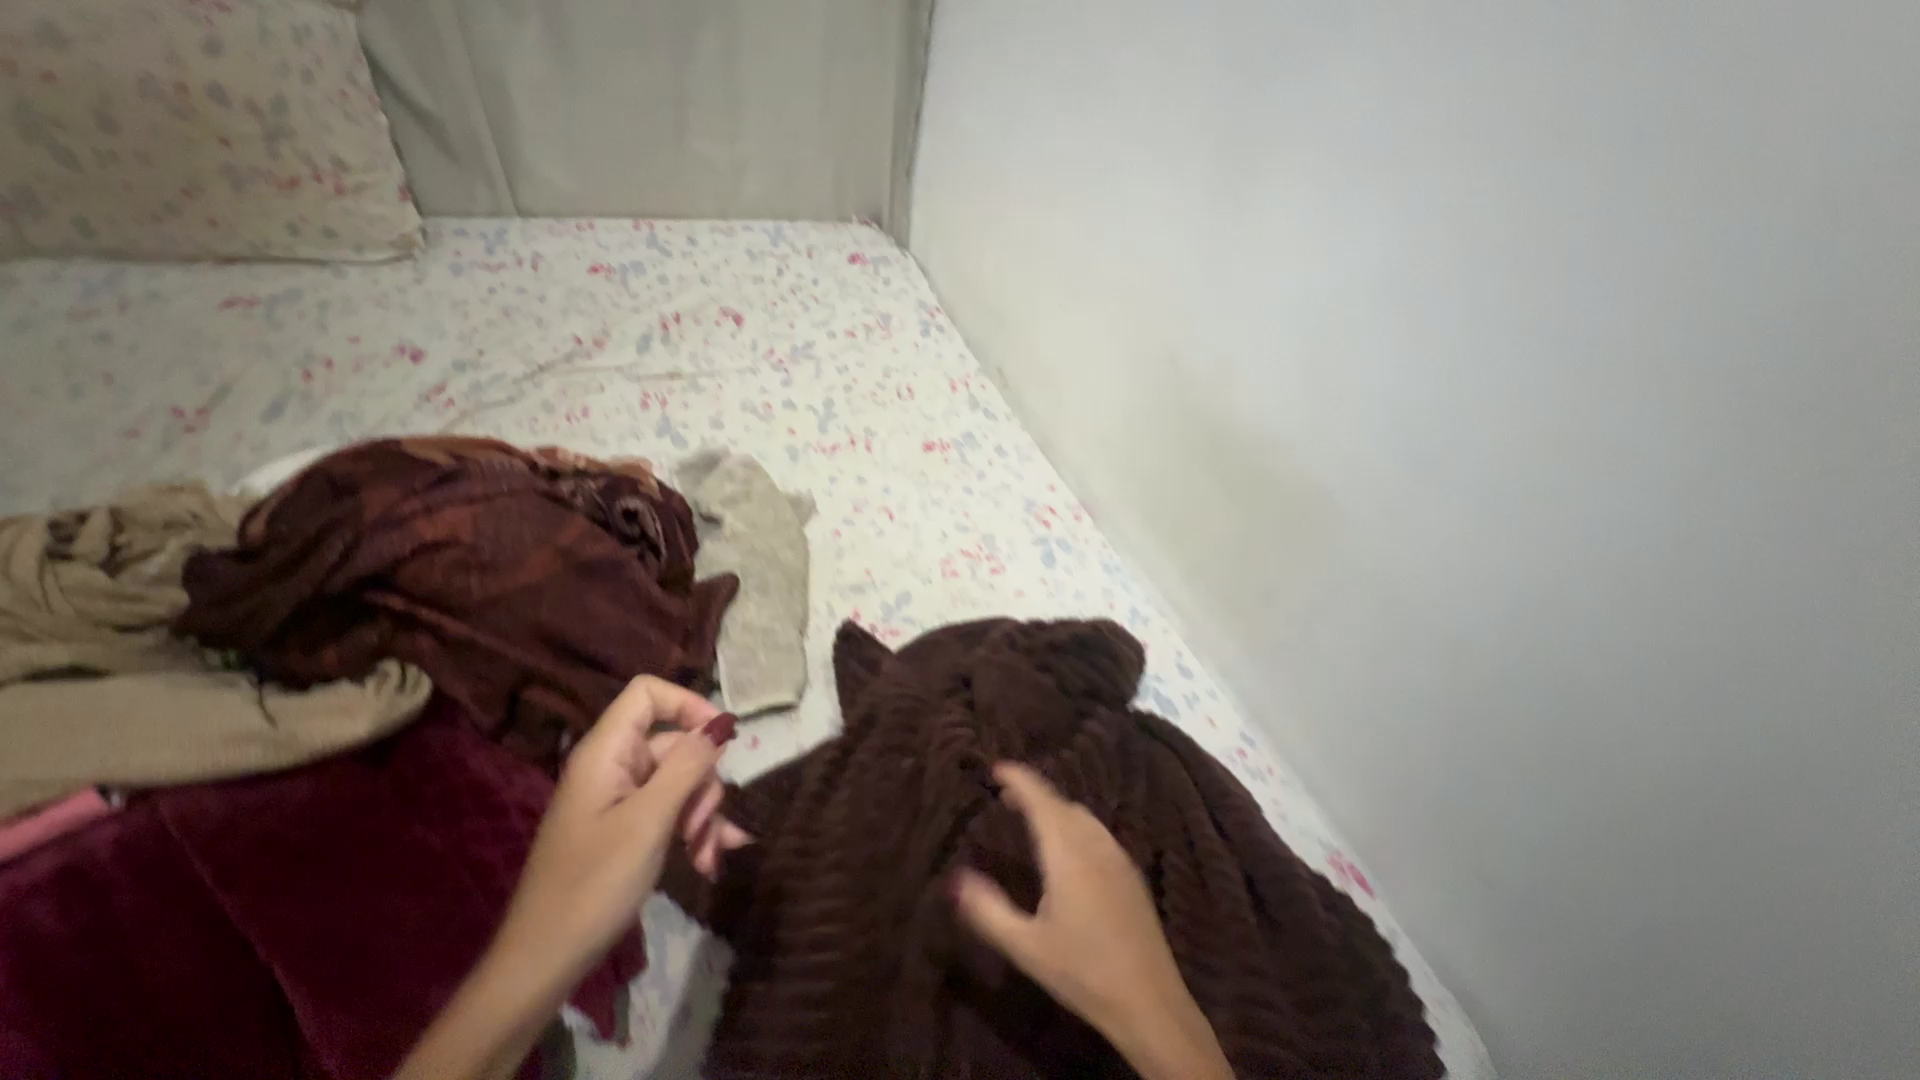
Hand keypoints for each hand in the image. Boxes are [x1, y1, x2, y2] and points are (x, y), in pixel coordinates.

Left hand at [494, 676, 746, 983]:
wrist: (545, 959)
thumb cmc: (594, 884)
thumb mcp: (650, 821)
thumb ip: (687, 766)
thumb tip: (721, 723)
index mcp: (606, 752)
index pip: (648, 693)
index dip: (689, 704)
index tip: (724, 737)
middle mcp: (613, 766)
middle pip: (675, 744)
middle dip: (704, 782)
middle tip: (703, 828)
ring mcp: (619, 799)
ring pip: (680, 781)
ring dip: (703, 815)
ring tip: (707, 857)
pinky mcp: (626, 828)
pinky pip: (670, 811)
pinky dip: (692, 831)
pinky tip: (708, 861)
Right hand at [952, 762, 1234, 1079]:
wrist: (1150, 1003)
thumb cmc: (1082, 973)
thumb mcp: (1025, 947)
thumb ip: (988, 910)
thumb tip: (956, 879)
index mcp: (1068, 853)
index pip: (1041, 799)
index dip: (1018, 778)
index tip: (996, 768)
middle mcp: (1095, 845)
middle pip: (1062, 804)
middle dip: (1033, 793)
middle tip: (1005, 798)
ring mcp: (1119, 859)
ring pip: (1083, 817)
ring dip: (1056, 810)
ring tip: (1031, 820)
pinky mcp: (1132, 876)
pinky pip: (1098, 833)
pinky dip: (1074, 826)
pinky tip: (1066, 852)